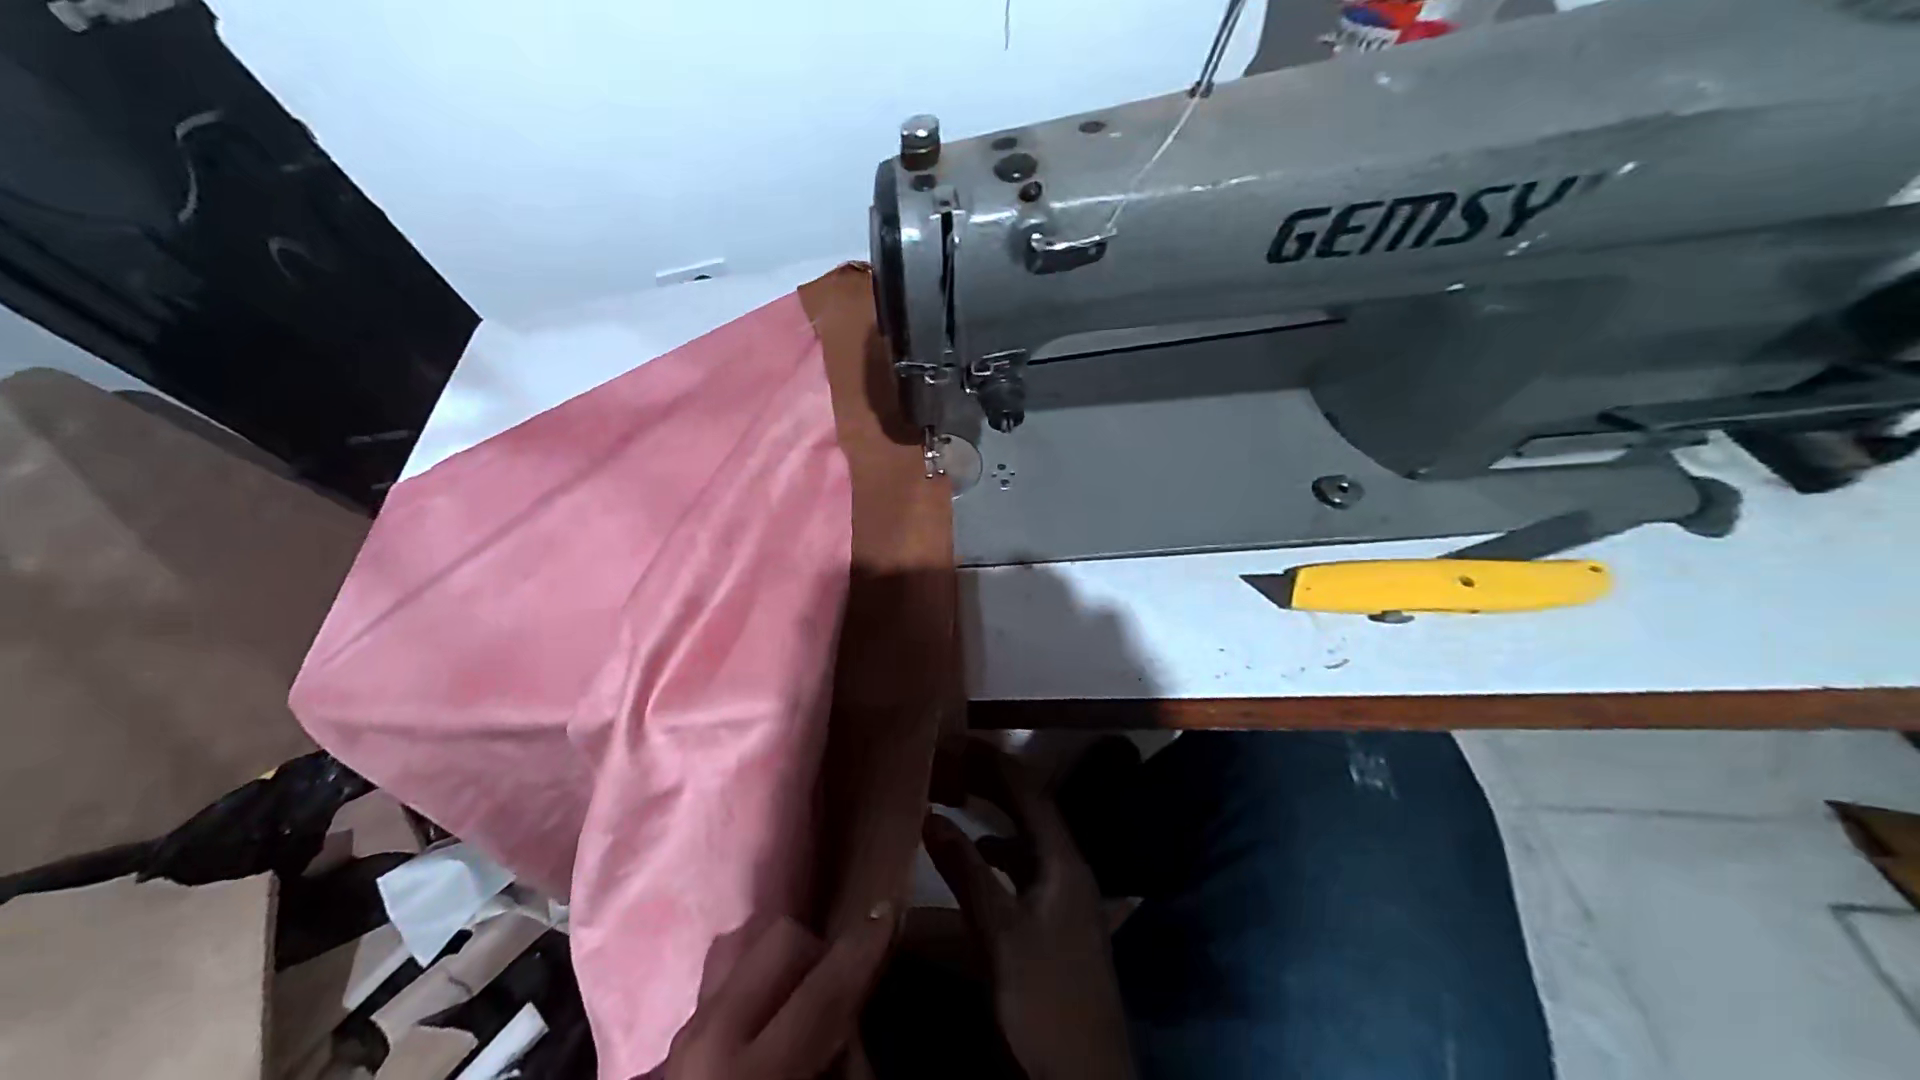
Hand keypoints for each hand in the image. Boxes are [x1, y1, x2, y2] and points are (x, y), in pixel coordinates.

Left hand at [663, 906, 893, 1079]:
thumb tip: (852, 1012)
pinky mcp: (673, 1038)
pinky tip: (766, 1015)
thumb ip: (850, 1063)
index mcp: (758, 1073)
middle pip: (778, 940)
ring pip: (742, 945)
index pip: (824, 989)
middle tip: (836, 990)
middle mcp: (712, 1039)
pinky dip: (753, 978)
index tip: (886, 911)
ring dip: (780, 960)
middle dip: (817, 951)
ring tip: (798, 999)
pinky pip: (721, 975)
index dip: (863, 946)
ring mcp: (684, 1034)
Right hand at [923, 743, 1135, 1079]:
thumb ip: (967, 872)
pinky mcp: (1058, 918)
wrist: (1085, 1072)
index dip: (995, 764)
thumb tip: (932, 816)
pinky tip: (981, 854)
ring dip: (997, 814)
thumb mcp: (1000, 934)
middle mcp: (1069, 868)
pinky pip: (1027, 864)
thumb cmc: (1044, 998)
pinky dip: (1001, 849)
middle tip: (954, 759)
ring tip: (961, 794)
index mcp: (1063, 862)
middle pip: (1032, 810)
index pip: (1029, 794)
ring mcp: (1067, 894)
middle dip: (994, 782)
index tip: (960, 740)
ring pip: (1029, 837)